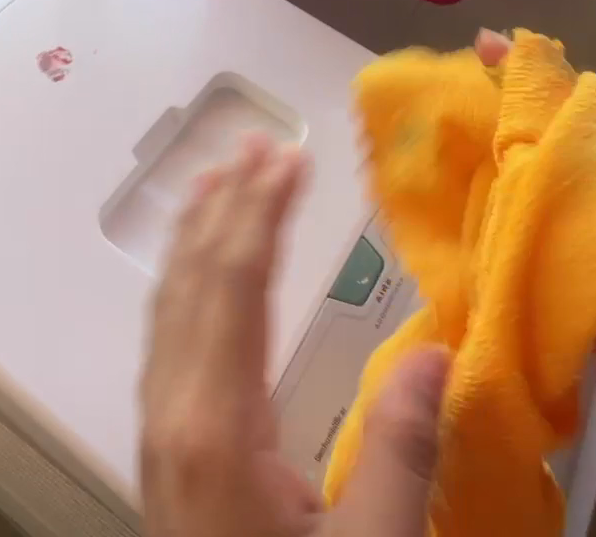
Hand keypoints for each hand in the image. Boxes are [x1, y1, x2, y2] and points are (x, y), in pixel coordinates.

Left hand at [141, 136, 451, 536]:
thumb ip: (402, 450)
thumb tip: (436, 353)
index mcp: (215, 424)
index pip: (234, 284)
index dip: (260, 213)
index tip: (289, 159)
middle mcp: (172, 406)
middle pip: (195, 277)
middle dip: (226, 203)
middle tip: (258, 144)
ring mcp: (159, 420)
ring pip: (170, 298)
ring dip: (197, 231)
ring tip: (219, 176)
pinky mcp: (165, 435)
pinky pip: (167, 330)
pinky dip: (184, 276)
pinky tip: (199, 261)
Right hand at [471, 28, 595, 536]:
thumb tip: (534, 171)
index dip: (538, 87)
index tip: (483, 47)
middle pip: (575, 153)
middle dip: (511, 116)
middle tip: (442, 100)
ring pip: (563, 194)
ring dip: (509, 163)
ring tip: (448, 145)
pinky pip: (557, 238)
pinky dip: (515, 216)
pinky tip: (481, 221)